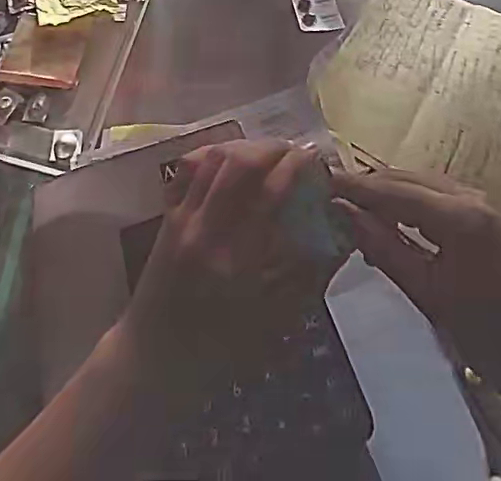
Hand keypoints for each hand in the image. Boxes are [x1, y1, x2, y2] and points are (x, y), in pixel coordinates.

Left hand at [117, 139, 341, 401]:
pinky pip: (187, 167)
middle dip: (274, 149)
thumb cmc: (223, 349)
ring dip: (247, 146)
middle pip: (239, 163)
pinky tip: (233, 158)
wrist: (157, 355)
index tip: (319, 164)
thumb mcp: (277, 321)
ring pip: (213, 158)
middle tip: (298, 154)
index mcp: (237, 260)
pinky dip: (213, 153)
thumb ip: (310, 272)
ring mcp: (182, 217)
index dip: (299, 168)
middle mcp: (205, 228)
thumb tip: (343, 230)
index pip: (271, 192)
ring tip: (271, 153)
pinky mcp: (167, 213)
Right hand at [332, 169, 500, 386]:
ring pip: (413, 182)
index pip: (393, 191)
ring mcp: (474, 200)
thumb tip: (340, 211)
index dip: (354, 186)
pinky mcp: (474, 209)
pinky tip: (381, 215)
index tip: (318, 182)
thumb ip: (380, 245)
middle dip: (365, 186)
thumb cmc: (479, 330)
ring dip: (381, 192)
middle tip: (326, 195)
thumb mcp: (423, 290)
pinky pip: (426, 192)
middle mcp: (468, 197)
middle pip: (402, 179)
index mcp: (459, 218)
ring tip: (347, 205)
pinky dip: (400, 200)